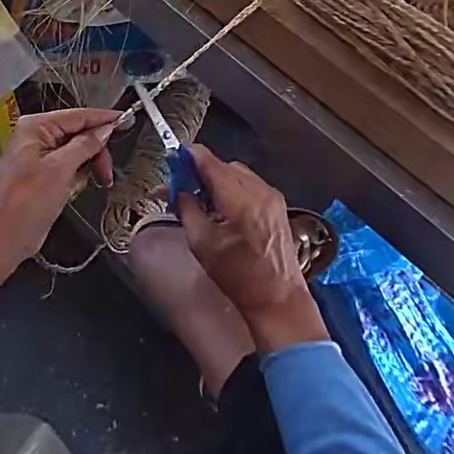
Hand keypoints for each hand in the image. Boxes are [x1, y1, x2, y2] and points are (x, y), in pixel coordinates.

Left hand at [0, 108, 118, 300]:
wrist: (3, 240)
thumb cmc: (25, 203)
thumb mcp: (60, 169)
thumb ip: (85, 145)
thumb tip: (106, 129)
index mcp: (35, 127)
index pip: (78, 115)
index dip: (104, 119)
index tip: (126, 120)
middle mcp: (37, 137)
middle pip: (80, 133)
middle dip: (96, 151)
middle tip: (106, 172)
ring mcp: (40, 157)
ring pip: (78, 152)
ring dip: (87, 167)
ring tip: (89, 184)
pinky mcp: (44, 176)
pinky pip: (70, 168)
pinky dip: (77, 178)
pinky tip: (72, 192)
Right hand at [178, 145, 328, 352]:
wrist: (278, 299)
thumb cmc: (239, 277)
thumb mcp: (202, 244)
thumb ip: (188, 210)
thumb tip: (180, 191)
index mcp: (240, 199)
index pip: (211, 163)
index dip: (190, 155)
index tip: (174, 154)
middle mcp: (260, 191)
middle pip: (223, 165)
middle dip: (201, 170)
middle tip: (181, 185)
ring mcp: (272, 197)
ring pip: (237, 173)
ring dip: (216, 179)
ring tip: (200, 198)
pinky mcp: (277, 206)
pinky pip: (249, 185)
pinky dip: (232, 187)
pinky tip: (221, 206)